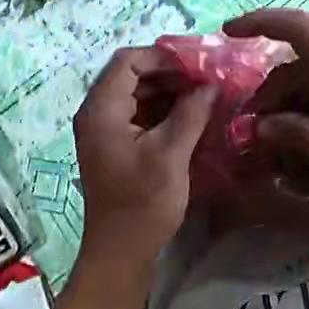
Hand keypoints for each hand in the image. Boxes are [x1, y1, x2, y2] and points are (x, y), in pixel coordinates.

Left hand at [73, 47, 217, 275]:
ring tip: (206, 97)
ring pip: (138, 96)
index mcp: (101, 110)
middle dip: (171, 74)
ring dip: (170, 93)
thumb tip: (211, 85)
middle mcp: (97, 114)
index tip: (198, 65)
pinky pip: (140, 116)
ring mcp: (105, 132)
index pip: (128, 61)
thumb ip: (191, 113)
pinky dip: (165, 112)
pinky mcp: (117, 147)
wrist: (120, 252)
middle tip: (208, 80)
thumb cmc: (143, 202)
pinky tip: (193, 118)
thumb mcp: (171, 154)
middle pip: (132, 76)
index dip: (164, 56)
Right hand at [225, 10, 308, 210]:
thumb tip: (256, 127)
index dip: (258, 22)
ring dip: (284, 112)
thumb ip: (295, 134)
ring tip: (265, 145)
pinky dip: (303, 120)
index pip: (297, 26)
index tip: (226, 33)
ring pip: (307, 87)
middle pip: (296, 66)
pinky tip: (292, 148)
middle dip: (267, 95)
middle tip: (245, 129)